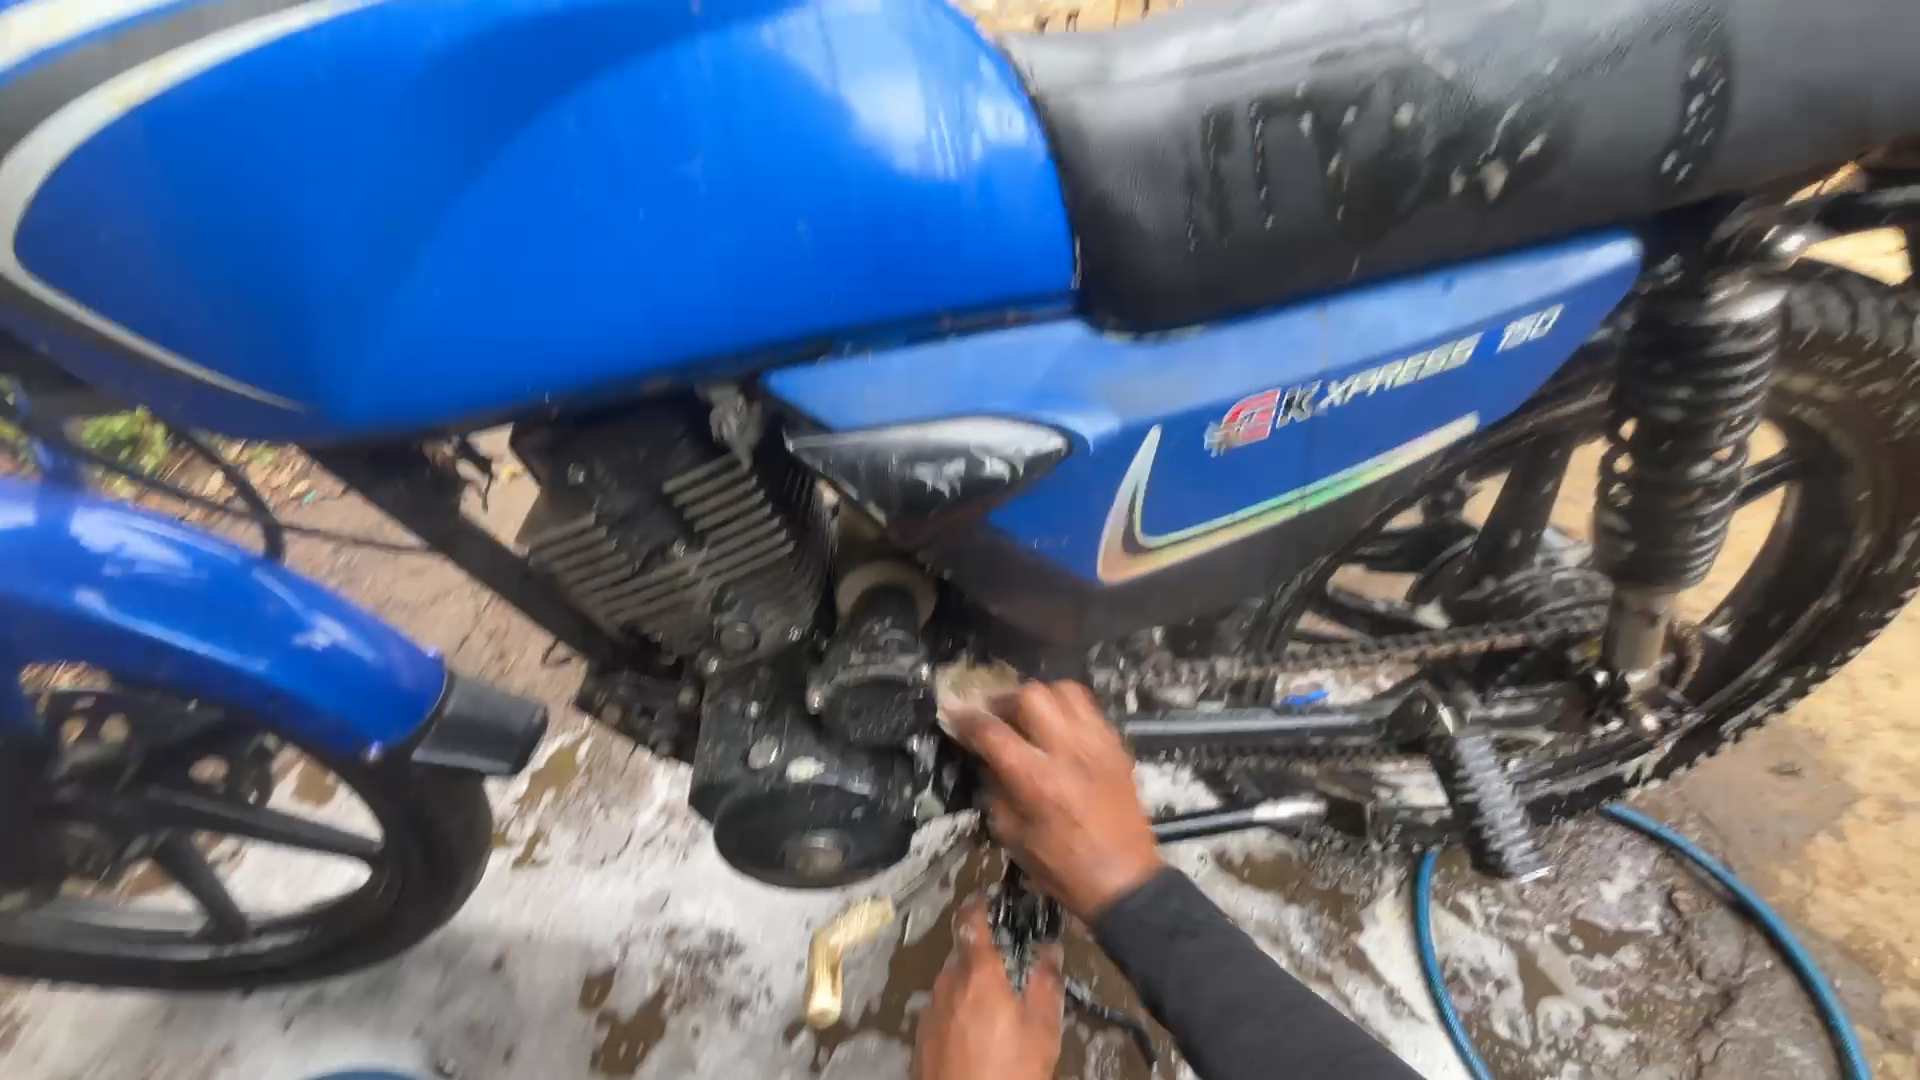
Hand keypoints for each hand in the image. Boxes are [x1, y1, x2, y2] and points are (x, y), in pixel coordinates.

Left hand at [913, 898, 1063, 1079]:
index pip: (971, 921)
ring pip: (951, 985)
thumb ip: (1046, 985)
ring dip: (968, 990)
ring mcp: (929, 1010)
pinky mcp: (919, 1038)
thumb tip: (1050, 951)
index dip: (977, 905)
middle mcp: (948, 982)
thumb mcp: (1042, 1033)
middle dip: (982, 961)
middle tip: (1006, 979)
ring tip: (992, 1017)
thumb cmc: (1009, 1072)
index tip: (986, 898)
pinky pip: (941, 1012)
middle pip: (963, 956)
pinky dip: (956, 1015)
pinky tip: (972, 1040)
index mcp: (978, 973)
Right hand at [947, 681, 1163, 921]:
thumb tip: (983, 754)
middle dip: (1005, 700)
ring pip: (1063, 690)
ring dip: (1039, 697)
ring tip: (1029, 715)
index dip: (966, 719)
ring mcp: (1096, 743)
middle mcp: (1068, 751)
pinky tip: (1057, 726)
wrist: (1123, 879)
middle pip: (1031, 695)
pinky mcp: (1116, 744)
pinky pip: (1088, 706)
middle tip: (996, 715)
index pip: (992, 732)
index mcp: (1037, 780)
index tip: (954, 713)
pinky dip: (1066, 708)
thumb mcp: (1011, 833)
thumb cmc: (1061, 866)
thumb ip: (994, 786)